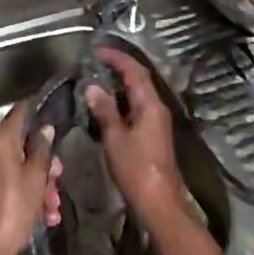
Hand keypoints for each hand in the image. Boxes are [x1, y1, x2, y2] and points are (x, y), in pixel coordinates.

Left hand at [0, 99, 63, 254]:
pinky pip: (11, 181)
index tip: (57, 110)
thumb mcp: (34, 180)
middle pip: (23, 143)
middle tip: (59, 178)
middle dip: (45, 161)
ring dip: (40, 184)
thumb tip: (45, 128)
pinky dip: (28, 194)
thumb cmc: (12, 210)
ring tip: (54, 208)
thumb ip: (41, 150)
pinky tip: (45, 217)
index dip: (39, 109)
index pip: (21, 111)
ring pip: (20, 165)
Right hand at [84, 47, 184, 222]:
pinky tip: (108, 105)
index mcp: (150, 105)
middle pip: (140, 79)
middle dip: (120, 66)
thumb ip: (105, 111)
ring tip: (98, 77)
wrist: (160, 204)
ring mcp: (156, 122)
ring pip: (139, 93)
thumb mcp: (116, 139)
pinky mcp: (153, 134)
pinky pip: (138, 106)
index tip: (98, 50)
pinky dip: (123, 99)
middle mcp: (156, 108)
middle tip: (97, 60)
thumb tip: (93, 86)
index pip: (135, 71)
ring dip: (121, 82)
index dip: (117, 58)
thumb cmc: (137, 169)